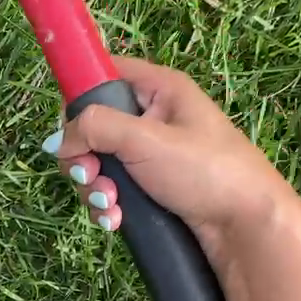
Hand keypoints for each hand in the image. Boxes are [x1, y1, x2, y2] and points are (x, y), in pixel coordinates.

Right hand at [48, 57, 300, 254]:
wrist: (242, 224)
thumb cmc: (205, 172)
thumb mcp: (146, 140)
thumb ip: (96, 128)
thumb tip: (58, 140)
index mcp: (158, 90)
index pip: (103, 75)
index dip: (80, 99)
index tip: (72, 132)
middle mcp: (151, 118)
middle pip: (91, 128)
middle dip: (84, 159)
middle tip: (93, 177)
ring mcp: (148, 155)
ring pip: (96, 165)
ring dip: (94, 189)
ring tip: (112, 207)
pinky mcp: (147, 187)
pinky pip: (110, 191)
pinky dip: (106, 207)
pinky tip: (115, 220)